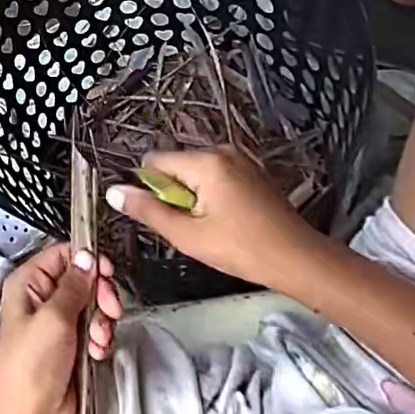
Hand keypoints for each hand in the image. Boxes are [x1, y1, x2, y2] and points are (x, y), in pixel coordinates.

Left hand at [0, 242, 124, 413]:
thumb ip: (74, 285)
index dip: (87, 260)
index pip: (61, 255)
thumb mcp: (54, 318)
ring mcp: (55, 322)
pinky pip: (93, 328)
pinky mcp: (69, 343)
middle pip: (81, 279)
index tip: (107, 273)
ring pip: (91, 304)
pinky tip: (97, 352)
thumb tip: (87, 257)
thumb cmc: (33, 366)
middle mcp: (39, 298)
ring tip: (98, 339)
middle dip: (99, 294)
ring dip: (101, 320)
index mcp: (26, 283)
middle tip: (109, 310)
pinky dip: (100, 338)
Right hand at [104, 149, 323, 293]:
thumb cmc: (242, 249)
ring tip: (209, 225)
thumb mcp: (187, 235)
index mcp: (206, 162)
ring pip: (194, 173)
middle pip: (175, 166)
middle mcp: (223, 152)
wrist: (300, 261)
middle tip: (191, 225)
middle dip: (173, 194)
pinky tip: (225, 220)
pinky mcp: (251, 171)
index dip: (150, 189)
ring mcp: (241, 160)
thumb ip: (147, 210)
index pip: (154, 162)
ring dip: (191, 196)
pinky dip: (210, 195)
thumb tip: (113, 192)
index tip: (167, 216)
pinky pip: (214, 176)